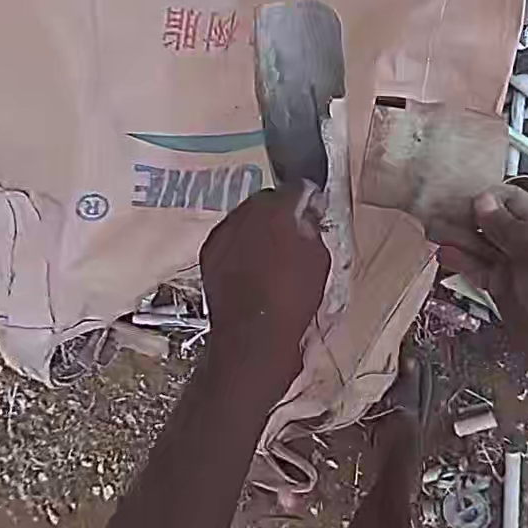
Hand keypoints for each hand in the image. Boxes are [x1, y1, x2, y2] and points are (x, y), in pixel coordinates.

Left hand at [200, 186, 329, 373]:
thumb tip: (306, 215)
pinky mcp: (208, 254)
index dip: (309, 197)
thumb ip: (312, 229)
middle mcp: (244, 214)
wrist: (254, 339)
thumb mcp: (319, 260)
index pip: (296, 188)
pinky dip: (242, 243)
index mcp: (276, 211)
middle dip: (281, 209)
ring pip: (245, 217)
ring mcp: (222, 233)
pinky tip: (253, 264)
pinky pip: (230, 238)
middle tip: (296, 230)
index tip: (316, 209)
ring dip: (259, 225)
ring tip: (274, 249)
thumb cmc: (294, 299)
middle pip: (266, 199)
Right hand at [430, 184, 527, 406]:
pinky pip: (478, 270)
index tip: (458, 195)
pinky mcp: (502, 290)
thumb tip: (482, 200)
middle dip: (465, 216)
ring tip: (428, 228)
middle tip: (433, 210)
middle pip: (493, 222)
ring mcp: (514, 268)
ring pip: (481, 246)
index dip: (488, 197)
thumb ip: (507, 227)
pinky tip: (441, 253)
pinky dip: (460, 261)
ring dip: (456, 237)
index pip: (513, 200)